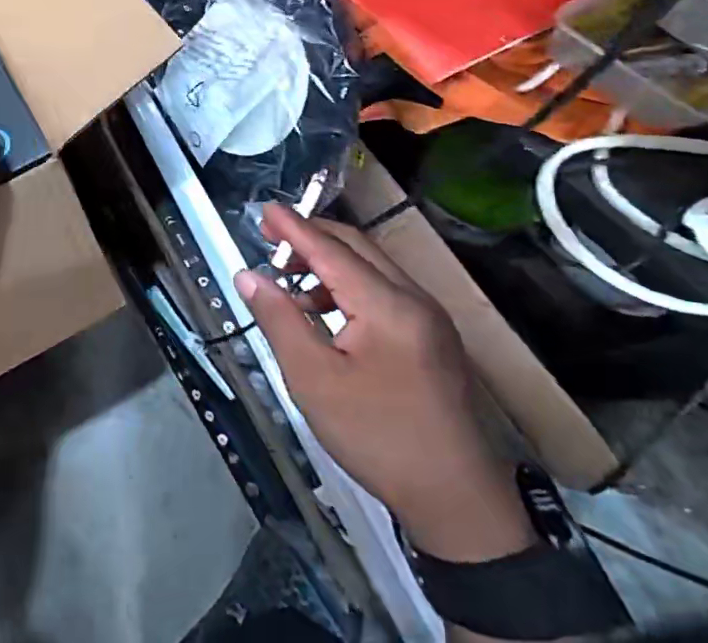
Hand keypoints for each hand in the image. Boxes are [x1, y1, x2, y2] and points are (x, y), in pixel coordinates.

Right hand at [236, 204, 534, 562]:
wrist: (458, 500)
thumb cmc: (378, 436)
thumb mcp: (314, 379)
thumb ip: (279, 320)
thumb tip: (249, 276)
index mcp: (388, 305)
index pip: (332, 250)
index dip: (294, 228)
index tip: (264, 209)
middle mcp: (415, 300)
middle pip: (358, 249)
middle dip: (312, 238)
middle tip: (270, 240)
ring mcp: (431, 319)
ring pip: (373, 270)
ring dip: (330, 265)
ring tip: (290, 285)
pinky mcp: (435, 340)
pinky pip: (386, 294)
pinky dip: (350, 290)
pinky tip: (326, 316)